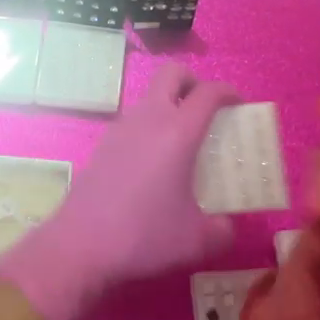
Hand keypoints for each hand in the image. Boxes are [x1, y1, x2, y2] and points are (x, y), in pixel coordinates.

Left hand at [0, 64, 238, 319]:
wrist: (80, 245)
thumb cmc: (144, 236)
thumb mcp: (196, 241)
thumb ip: (222, 230)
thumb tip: (226, 225)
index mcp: (178, 132)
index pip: (208, 93)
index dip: (228, 92)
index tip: (239, 104)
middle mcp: (148, 119)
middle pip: (171, 74)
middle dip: (193, 82)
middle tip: (206, 109)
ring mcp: (120, 129)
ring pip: (149, 98)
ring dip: (169, 107)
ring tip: (181, 144)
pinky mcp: (102, 145)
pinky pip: (133, 122)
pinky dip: (149, 129)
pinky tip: (153, 166)